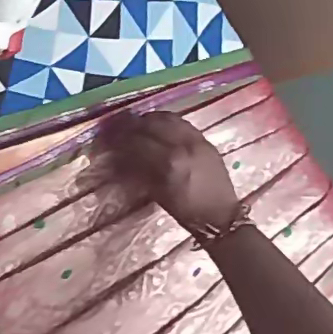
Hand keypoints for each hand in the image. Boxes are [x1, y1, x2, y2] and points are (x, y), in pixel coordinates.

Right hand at [112, 111, 243, 228]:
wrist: (221, 215)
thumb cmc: (186, 210)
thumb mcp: (158, 193)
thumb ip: (141, 171)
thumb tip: (122, 157)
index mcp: (169, 162)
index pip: (138, 141)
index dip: (121, 139)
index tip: (111, 139)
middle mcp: (182, 145)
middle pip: (151, 124)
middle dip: (132, 124)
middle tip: (120, 127)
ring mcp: (196, 140)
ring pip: (168, 118)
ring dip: (150, 119)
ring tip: (138, 123)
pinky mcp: (205, 140)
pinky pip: (182, 123)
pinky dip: (167, 120)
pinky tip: (159, 124)